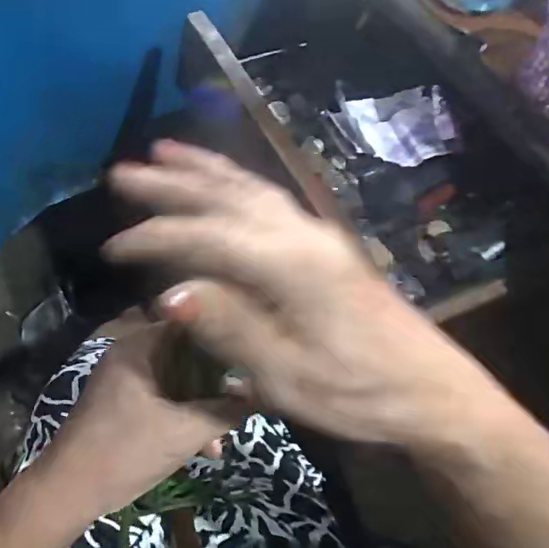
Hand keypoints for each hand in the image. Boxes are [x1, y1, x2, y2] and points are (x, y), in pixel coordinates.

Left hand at [26, 321, 239, 521]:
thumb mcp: (186, 432)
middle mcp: (128, 352)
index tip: (254, 357)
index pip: (190, 321)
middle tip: (243, 404)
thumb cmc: (127, 451)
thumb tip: (260, 391)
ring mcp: (122, 378)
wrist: (70, 487)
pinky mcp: (120, 402)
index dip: (224, 335)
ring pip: (175, 379)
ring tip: (222, 440)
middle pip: (185, 352)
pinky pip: (161, 397)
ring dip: (202, 404)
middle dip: (217, 380)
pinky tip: (204, 448)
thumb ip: (226, 408)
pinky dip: (182, 415)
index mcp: (138, 346)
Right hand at [103, 141, 516, 452]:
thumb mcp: (287, 376)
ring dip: (202, 169)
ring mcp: (316, 236)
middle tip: (120, 173)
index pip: (206, 237)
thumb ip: (228, 329)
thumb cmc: (359, 393)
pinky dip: (233, 181)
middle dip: (170, 183)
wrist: (437, 395)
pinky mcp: (323, 246)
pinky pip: (267, 198)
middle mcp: (302, 236)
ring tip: (163, 152)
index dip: (154, 237)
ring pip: (249, 188)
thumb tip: (167, 295)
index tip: (111, 247)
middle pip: (226, 196)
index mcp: (291, 267)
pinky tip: (219, 180)